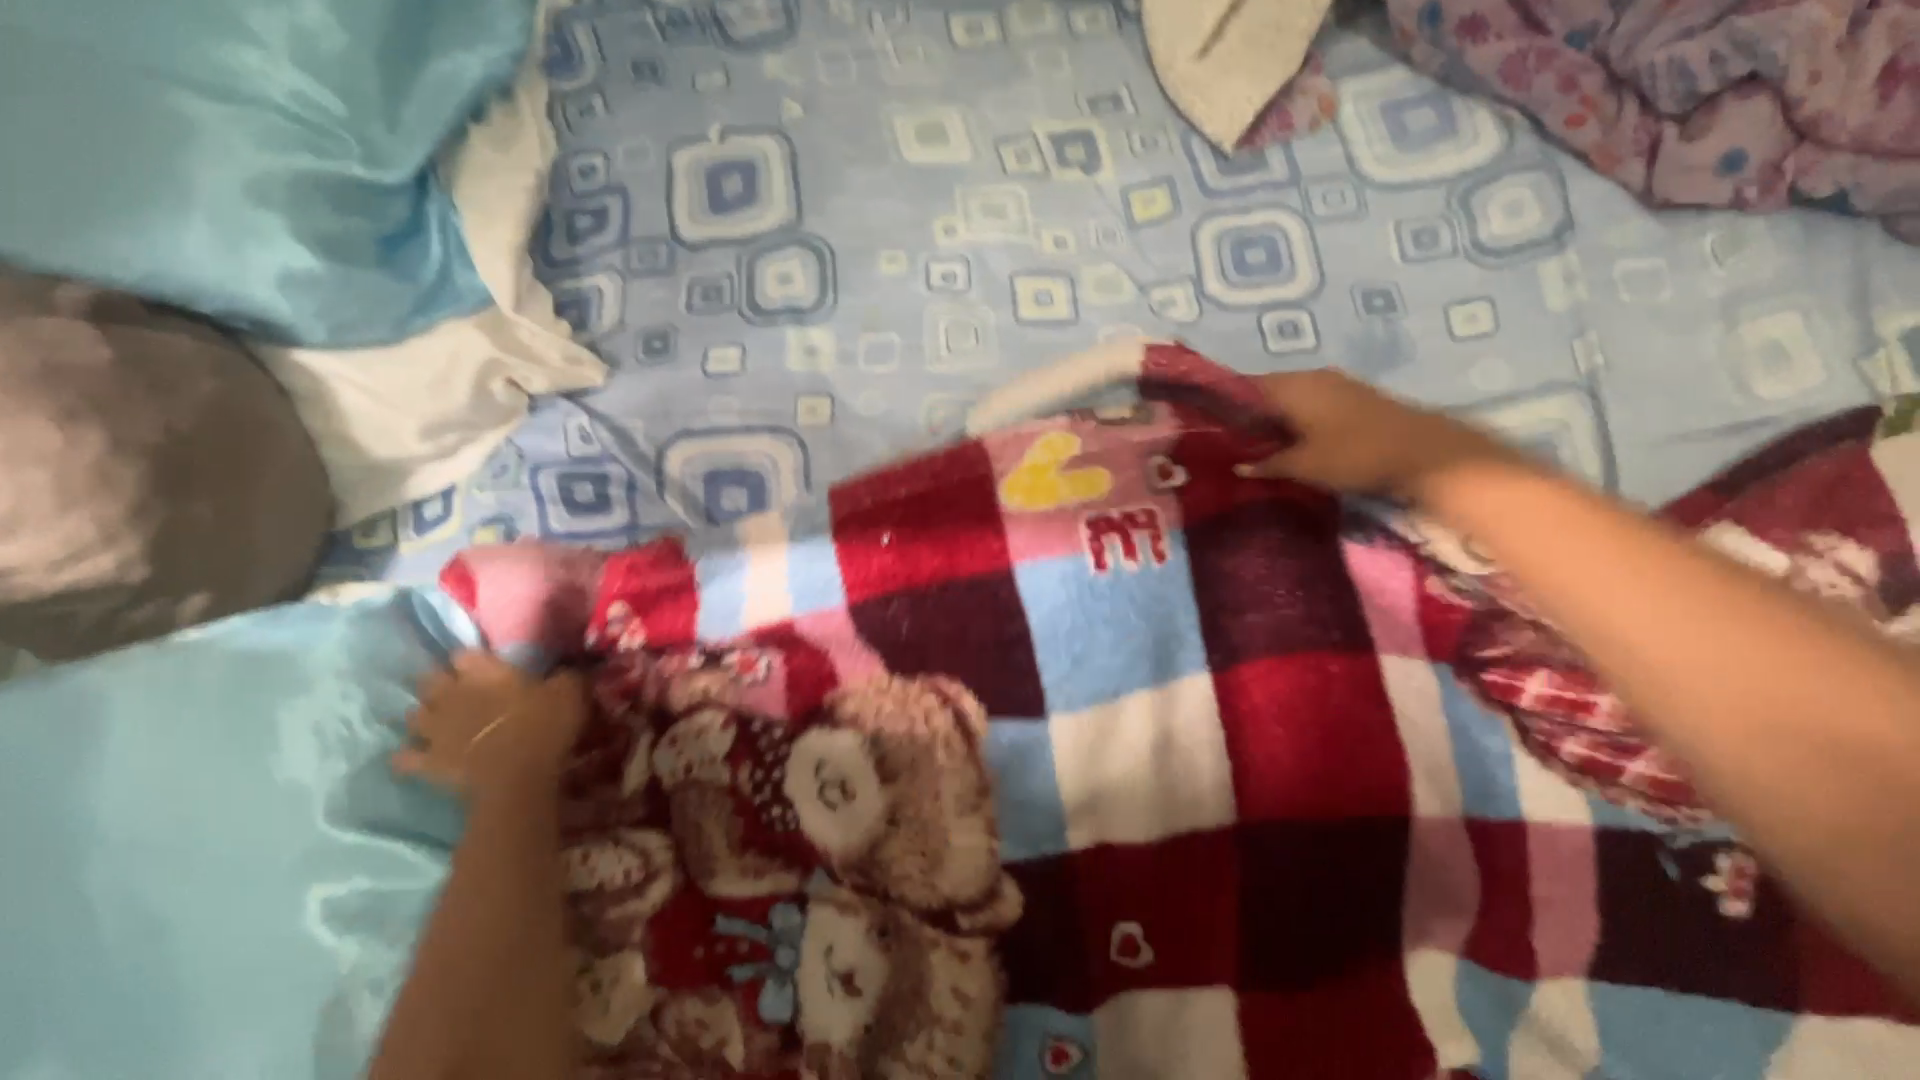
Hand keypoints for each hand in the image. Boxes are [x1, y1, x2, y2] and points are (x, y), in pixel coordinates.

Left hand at [393, 650, 589, 803]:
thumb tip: (566, 668)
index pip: (465, 654)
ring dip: (423, 716)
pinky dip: (408, 756)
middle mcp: (451, 694)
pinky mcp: (428, 761)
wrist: (519, 779)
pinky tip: (413, 757)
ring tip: (436, 721)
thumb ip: (564, 676)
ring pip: (414, 715)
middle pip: (430, 679)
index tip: (484, 666)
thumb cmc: (545, 727)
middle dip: (439, 683)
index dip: (473, 660)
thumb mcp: (570, 692)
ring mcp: (435, 729)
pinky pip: (406, 758)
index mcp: (483, 672)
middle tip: (456, 690)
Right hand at [1235, 369, 1520, 501]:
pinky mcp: (1351, 398)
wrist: (1425, 453)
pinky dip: (1292, 419)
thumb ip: (1266, 464)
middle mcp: (1309, 377)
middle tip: (1222, 438)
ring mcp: (1334, 385)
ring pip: (1287, 397)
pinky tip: (1286, 441)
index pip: (1241, 386)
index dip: (1219, 401)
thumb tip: (1237, 466)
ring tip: (1251, 443)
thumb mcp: (1303, 466)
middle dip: (1243, 412)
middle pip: (1264, 390)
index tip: (1201, 420)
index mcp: (1291, 386)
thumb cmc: (1355, 455)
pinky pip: (1307, 403)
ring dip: (1270, 417)